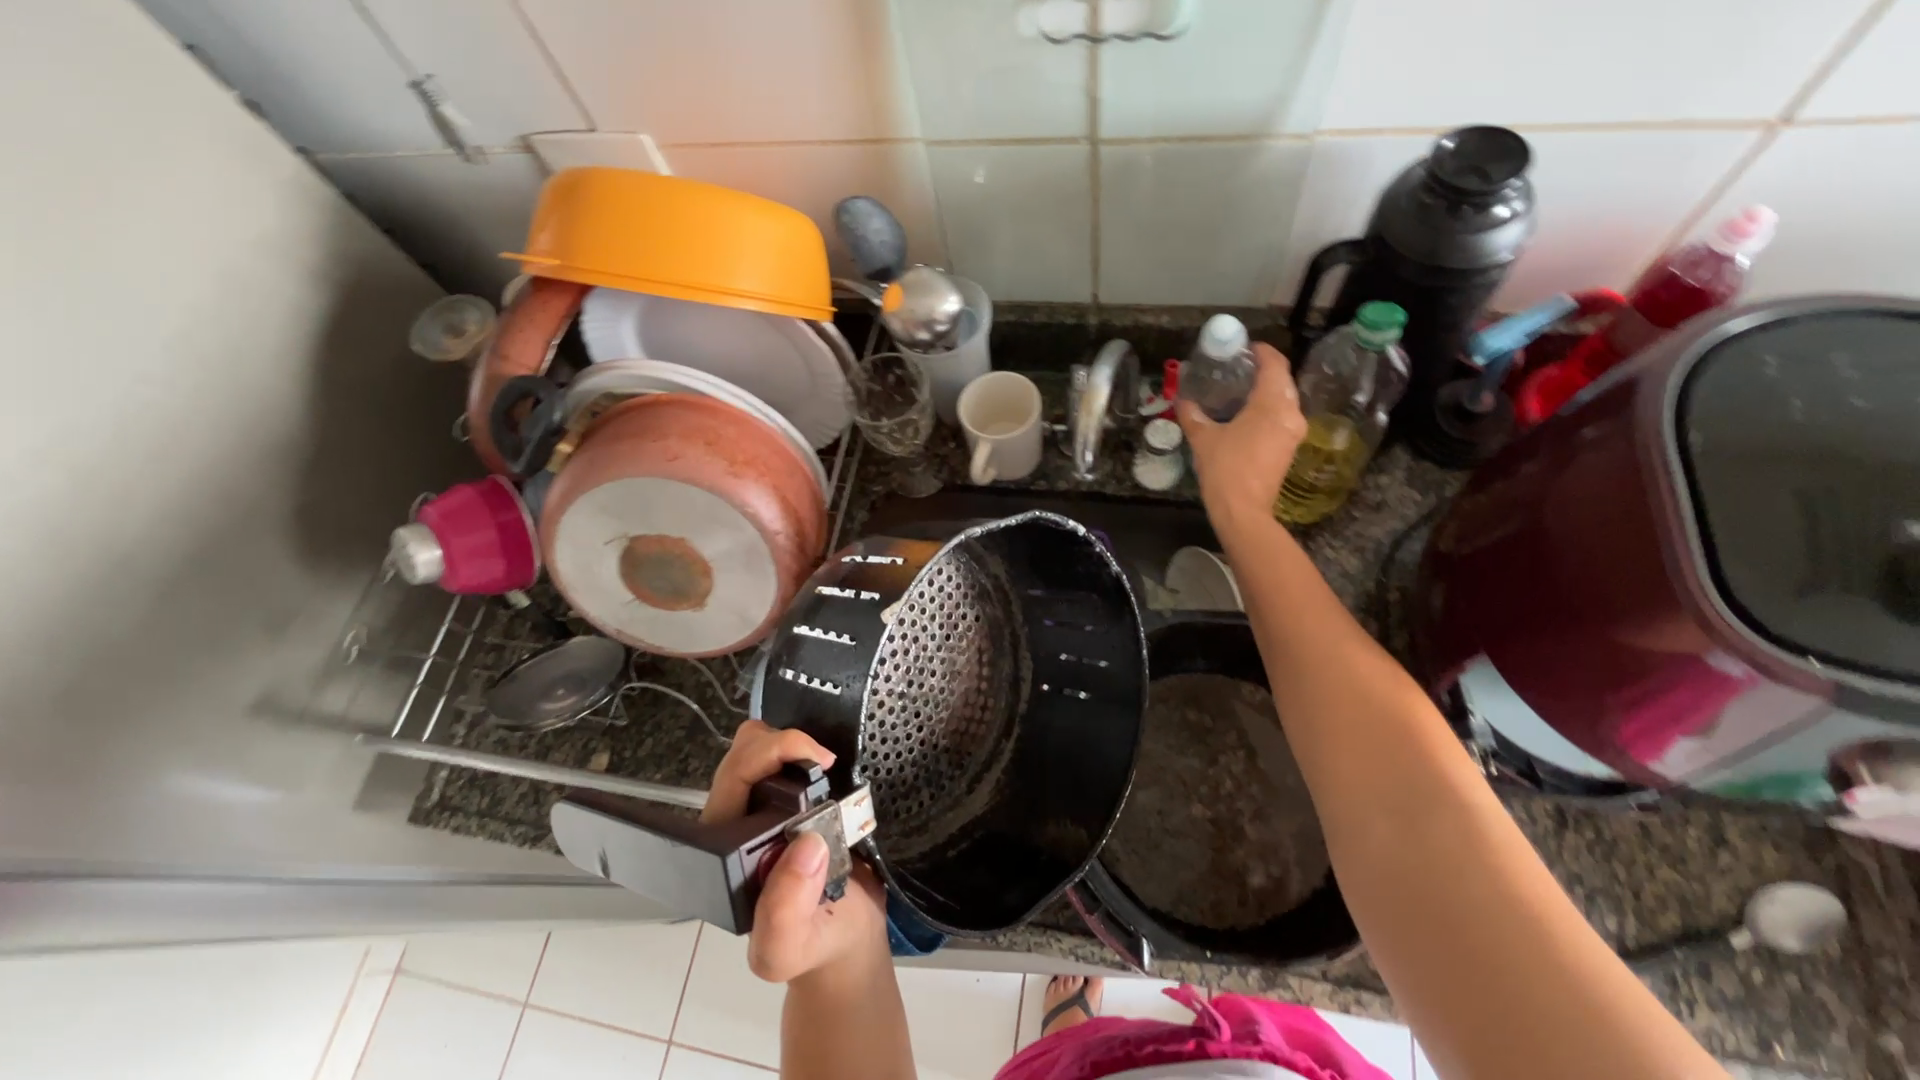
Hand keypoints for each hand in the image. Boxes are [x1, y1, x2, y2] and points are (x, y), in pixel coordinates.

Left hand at [701, 720, 887, 984]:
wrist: (848, 939)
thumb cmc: (813, 946)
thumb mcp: (786, 950)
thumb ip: (783, 912)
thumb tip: (805, 844)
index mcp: (722, 848)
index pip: (731, 780)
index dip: (766, 758)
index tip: (815, 763)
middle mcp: (738, 820)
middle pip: (744, 751)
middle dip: (784, 743)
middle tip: (827, 761)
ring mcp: (766, 804)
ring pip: (764, 744)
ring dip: (797, 742)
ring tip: (829, 764)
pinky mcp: (795, 794)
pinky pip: (794, 753)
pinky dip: (813, 748)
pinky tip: (833, 765)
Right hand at [1177, 342, 1305, 525]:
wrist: (1243, 511)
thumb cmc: (1224, 469)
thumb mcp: (1203, 439)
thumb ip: (1193, 415)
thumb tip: (1182, 400)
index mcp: (1272, 403)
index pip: (1274, 364)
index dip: (1261, 351)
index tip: (1244, 348)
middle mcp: (1290, 413)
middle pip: (1282, 380)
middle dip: (1263, 371)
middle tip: (1238, 369)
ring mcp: (1294, 432)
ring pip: (1284, 399)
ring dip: (1266, 391)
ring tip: (1240, 390)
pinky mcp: (1290, 448)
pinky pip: (1282, 417)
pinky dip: (1268, 409)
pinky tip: (1247, 415)